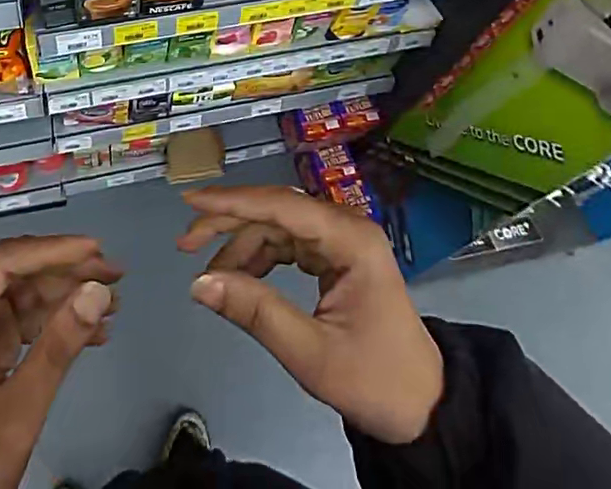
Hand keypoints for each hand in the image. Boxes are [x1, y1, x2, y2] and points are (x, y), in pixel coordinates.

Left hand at [0, 235, 121, 488]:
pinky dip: (63, 321)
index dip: (49, 250)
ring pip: (28, 294)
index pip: (2, 264)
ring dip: (70, 293)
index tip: (93, 250)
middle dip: (66, 268)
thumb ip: (59, 348)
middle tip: (113, 271)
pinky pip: (31, 321)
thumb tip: (98, 291)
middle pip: (17, 273)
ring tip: (115, 298)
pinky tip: (97, 329)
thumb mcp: (19, 411)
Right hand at [177, 186, 442, 443]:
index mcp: (351, 240)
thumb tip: (200, 284)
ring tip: (209, 274)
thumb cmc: (377, 381)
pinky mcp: (333, 257)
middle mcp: (345, 229)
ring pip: (276, 226)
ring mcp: (340, 241)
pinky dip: (257, 258)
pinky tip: (237, 277)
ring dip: (239, 244)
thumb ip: (255, 313)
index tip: (192, 202)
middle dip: (228, 223)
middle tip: (186, 243)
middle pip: (275, 211)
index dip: (233, 202)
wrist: (424, 409)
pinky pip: (285, 244)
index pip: (282, 206)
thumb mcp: (312, 353)